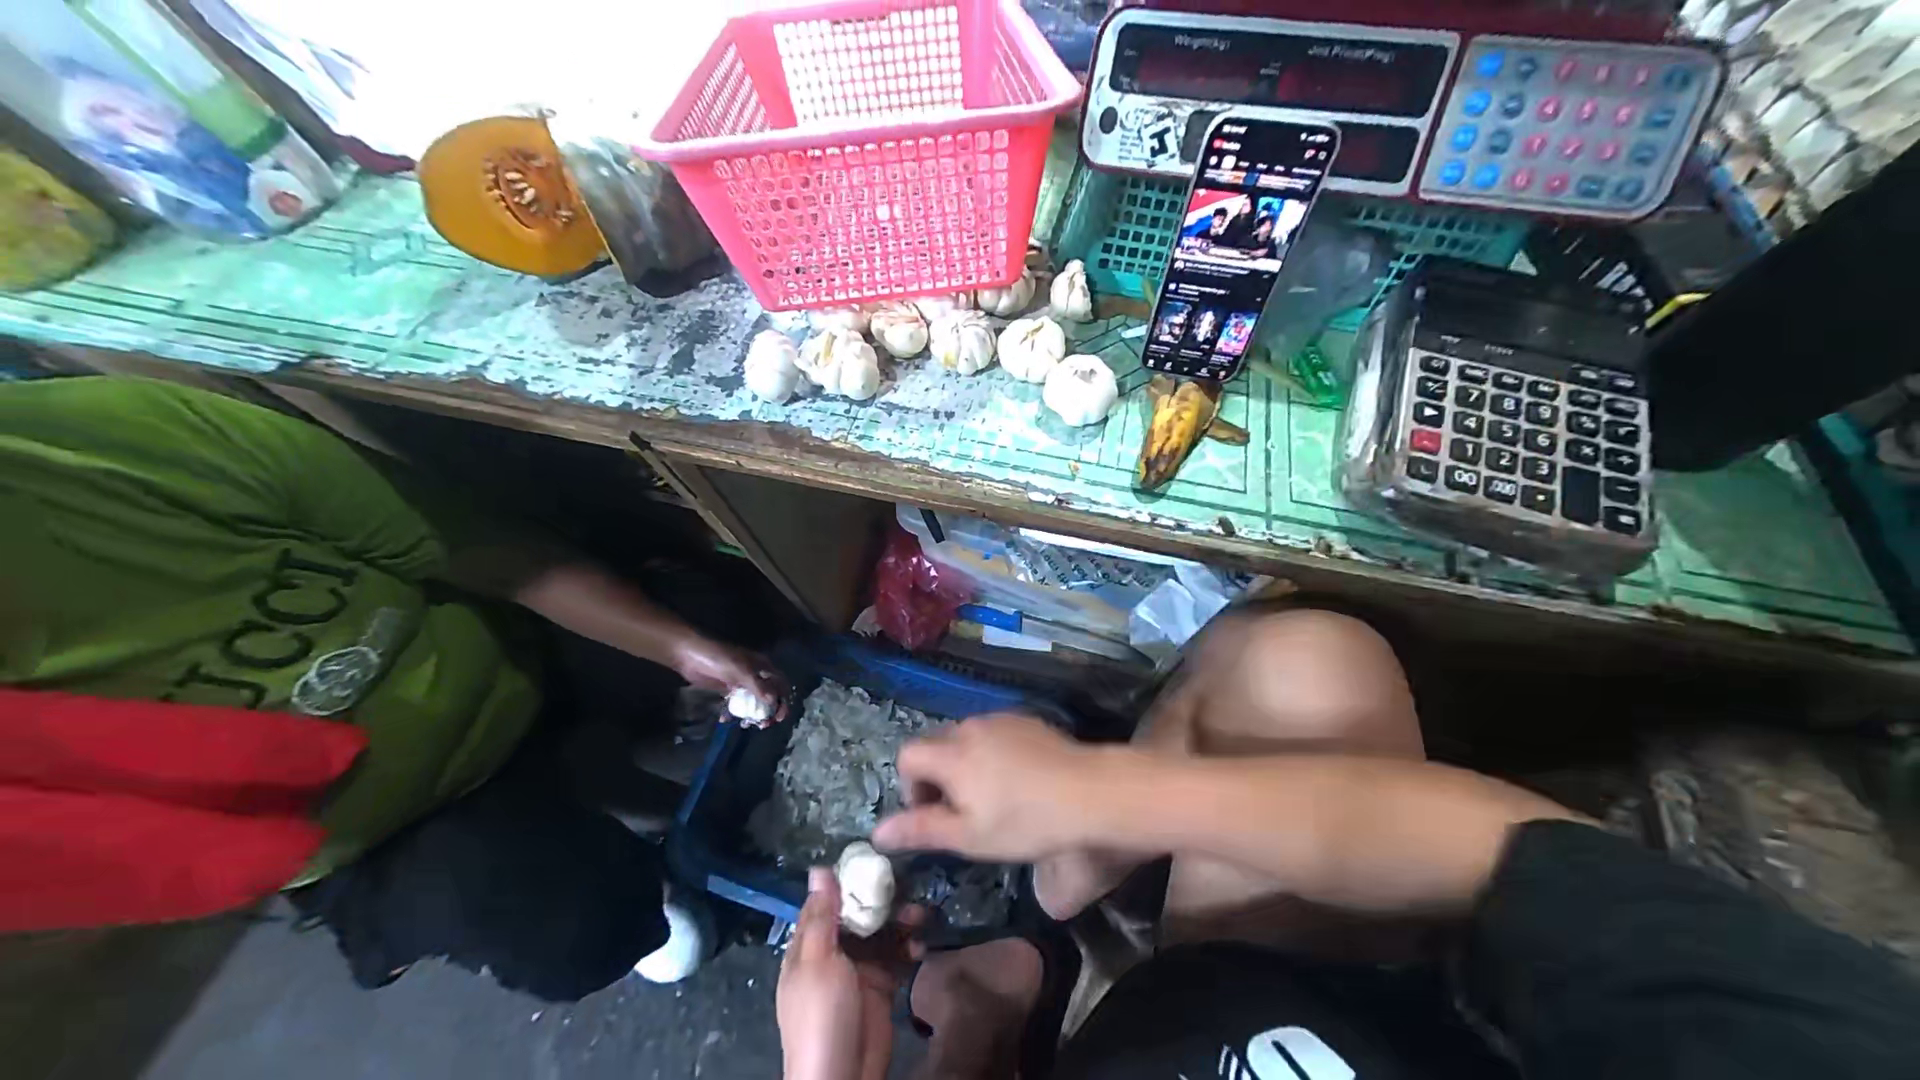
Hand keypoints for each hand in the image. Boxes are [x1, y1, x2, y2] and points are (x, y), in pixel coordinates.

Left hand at [674, 638, 787, 723]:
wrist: (690, 655)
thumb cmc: (719, 659)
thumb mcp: (740, 671)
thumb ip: (757, 686)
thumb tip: (774, 701)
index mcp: (763, 667)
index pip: (780, 684)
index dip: (783, 700)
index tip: (779, 717)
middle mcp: (755, 675)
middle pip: (769, 695)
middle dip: (769, 711)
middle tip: (763, 725)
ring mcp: (740, 683)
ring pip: (753, 701)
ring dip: (752, 714)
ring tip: (746, 724)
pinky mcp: (726, 689)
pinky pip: (735, 703)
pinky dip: (733, 712)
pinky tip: (726, 719)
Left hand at [778, 868, 919, 1079]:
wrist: (842, 1078)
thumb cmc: (821, 1015)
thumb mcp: (818, 961)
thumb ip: (823, 916)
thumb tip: (818, 869)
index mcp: (808, 946)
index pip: (826, 902)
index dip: (847, 881)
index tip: (873, 857)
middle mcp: (832, 953)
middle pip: (858, 916)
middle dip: (881, 901)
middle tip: (907, 887)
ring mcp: (857, 971)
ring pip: (880, 935)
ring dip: (900, 923)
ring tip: (921, 916)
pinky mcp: (880, 987)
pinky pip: (895, 959)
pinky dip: (908, 950)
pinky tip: (921, 946)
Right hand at [872, 712, 1102, 861]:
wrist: (1088, 791)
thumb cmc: (1024, 821)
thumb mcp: (970, 837)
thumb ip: (921, 830)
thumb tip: (877, 832)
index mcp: (951, 754)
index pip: (907, 755)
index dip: (910, 785)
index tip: (933, 812)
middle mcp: (970, 727)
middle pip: (936, 744)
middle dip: (938, 775)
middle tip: (964, 810)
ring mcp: (1000, 719)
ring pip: (966, 737)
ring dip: (965, 762)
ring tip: (992, 795)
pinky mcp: (1024, 718)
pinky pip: (993, 732)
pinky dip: (991, 751)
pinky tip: (1017, 777)